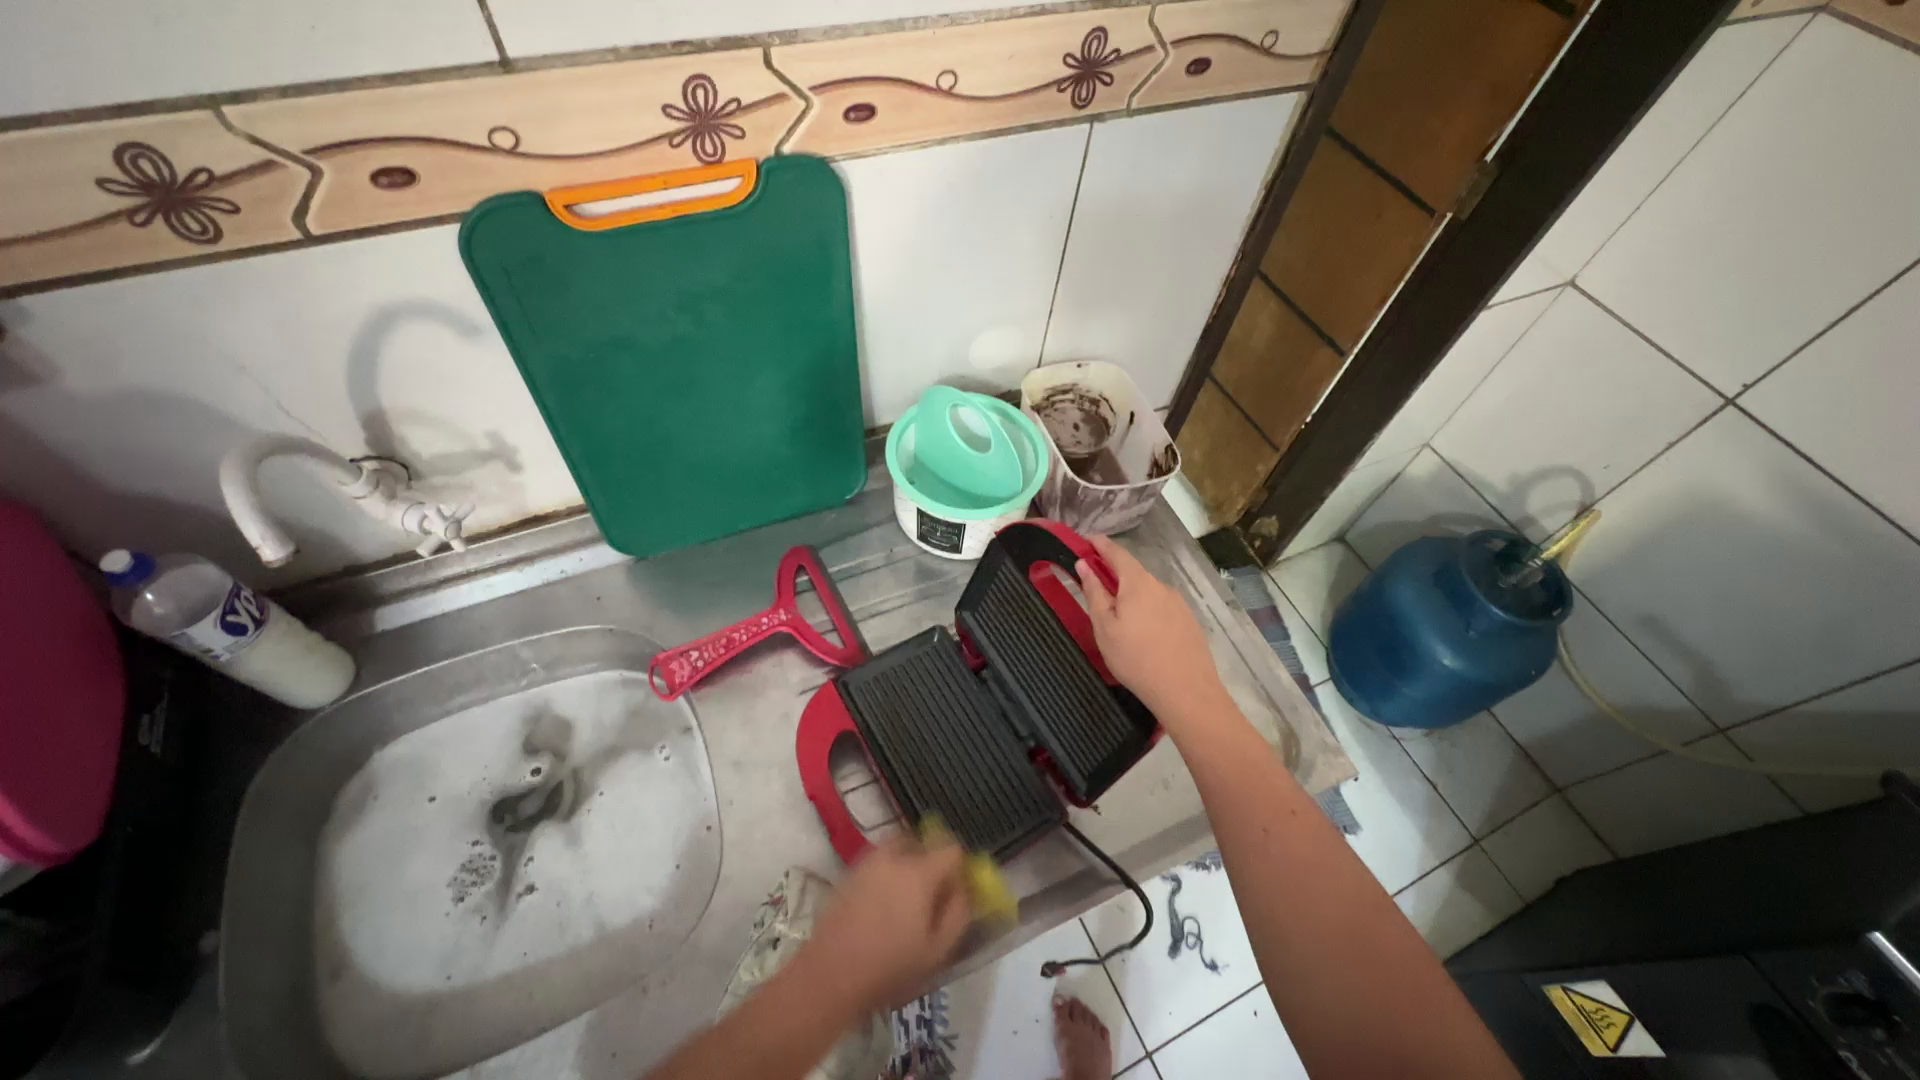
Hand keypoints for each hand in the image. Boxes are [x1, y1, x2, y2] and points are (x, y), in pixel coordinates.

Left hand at [803, 836, 972, 1013]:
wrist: (829, 976)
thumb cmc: (890, 967)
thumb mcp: (939, 949)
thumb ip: (959, 912)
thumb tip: (963, 888)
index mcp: (919, 872)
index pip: (951, 848)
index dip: (959, 865)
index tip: (957, 888)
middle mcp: (892, 857)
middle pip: (920, 840)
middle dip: (931, 858)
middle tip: (932, 890)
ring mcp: (866, 863)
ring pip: (896, 848)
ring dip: (907, 862)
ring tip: (907, 897)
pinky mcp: (847, 875)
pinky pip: (876, 861)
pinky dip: (886, 871)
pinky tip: (883, 903)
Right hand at [1076, 535, 1228, 722]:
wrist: (1186, 690)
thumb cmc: (1136, 659)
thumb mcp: (1104, 628)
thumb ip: (1094, 593)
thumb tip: (1084, 565)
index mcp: (1138, 583)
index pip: (1117, 553)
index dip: (1100, 544)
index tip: (1086, 539)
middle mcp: (1161, 586)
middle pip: (1134, 573)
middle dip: (1114, 575)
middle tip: (1095, 587)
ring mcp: (1179, 604)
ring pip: (1149, 593)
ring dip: (1132, 597)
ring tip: (1119, 620)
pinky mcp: (1189, 622)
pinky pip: (1162, 608)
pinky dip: (1147, 612)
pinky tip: (1143, 635)